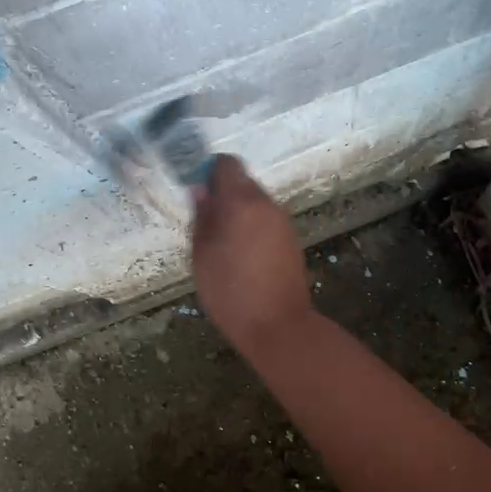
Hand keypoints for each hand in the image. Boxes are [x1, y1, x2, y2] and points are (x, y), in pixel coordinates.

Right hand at [190, 155, 313, 352]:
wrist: (280, 327)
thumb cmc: (231, 292)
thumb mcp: (202, 255)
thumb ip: (202, 217)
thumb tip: (200, 189)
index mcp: (240, 201)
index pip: (226, 164)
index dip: (210, 172)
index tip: (199, 194)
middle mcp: (265, 203)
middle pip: (242, 181)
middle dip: (224, 194)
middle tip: (209, 223)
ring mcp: (282, 220)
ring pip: (255, 200)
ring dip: (239, 211)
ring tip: (225, 243)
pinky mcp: (291, 238)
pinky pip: (266, 218)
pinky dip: (253, 225)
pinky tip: (245, 255)